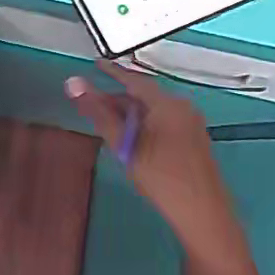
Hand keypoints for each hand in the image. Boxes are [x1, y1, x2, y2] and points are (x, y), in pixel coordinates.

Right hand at [64, 59, 235, 246]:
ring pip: (151, 109)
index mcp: (167, 104)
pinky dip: (140, 122)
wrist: (201, 211)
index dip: (112, 72)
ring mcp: (189, 123)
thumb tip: (74, 84)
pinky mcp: (190, 138)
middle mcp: (182, 108)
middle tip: (89, 102)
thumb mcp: (124, 144)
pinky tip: (127, 136)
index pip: (134, 80)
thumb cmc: (160, 176)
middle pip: (143, 95)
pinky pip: (161, 120)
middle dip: (115, 98)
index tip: (96, 63)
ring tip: (103, 121)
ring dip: (127, 112)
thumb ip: (98, 113)